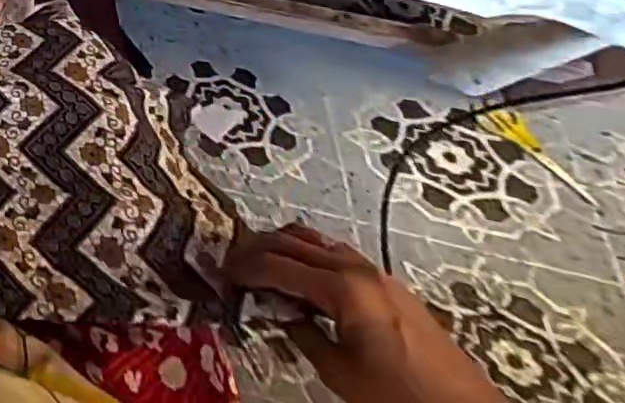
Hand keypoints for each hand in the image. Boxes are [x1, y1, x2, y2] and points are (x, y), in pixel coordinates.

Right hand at [223, 223, 503, 402]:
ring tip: (261, 263)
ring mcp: (373, 270)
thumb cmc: (400, 398)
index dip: (245, 267)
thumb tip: (277, 311)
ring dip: (282, 245)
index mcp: (342, 288)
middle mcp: (355, 266)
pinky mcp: (386, 281)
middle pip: (292, 240)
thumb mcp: (341, 374)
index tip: (223, 273)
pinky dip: (307, 253)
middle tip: (233, 262)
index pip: (278, 264)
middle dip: (257, 248)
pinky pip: (334, 251)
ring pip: (313, 238)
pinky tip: (300, 276)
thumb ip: (302, 334)